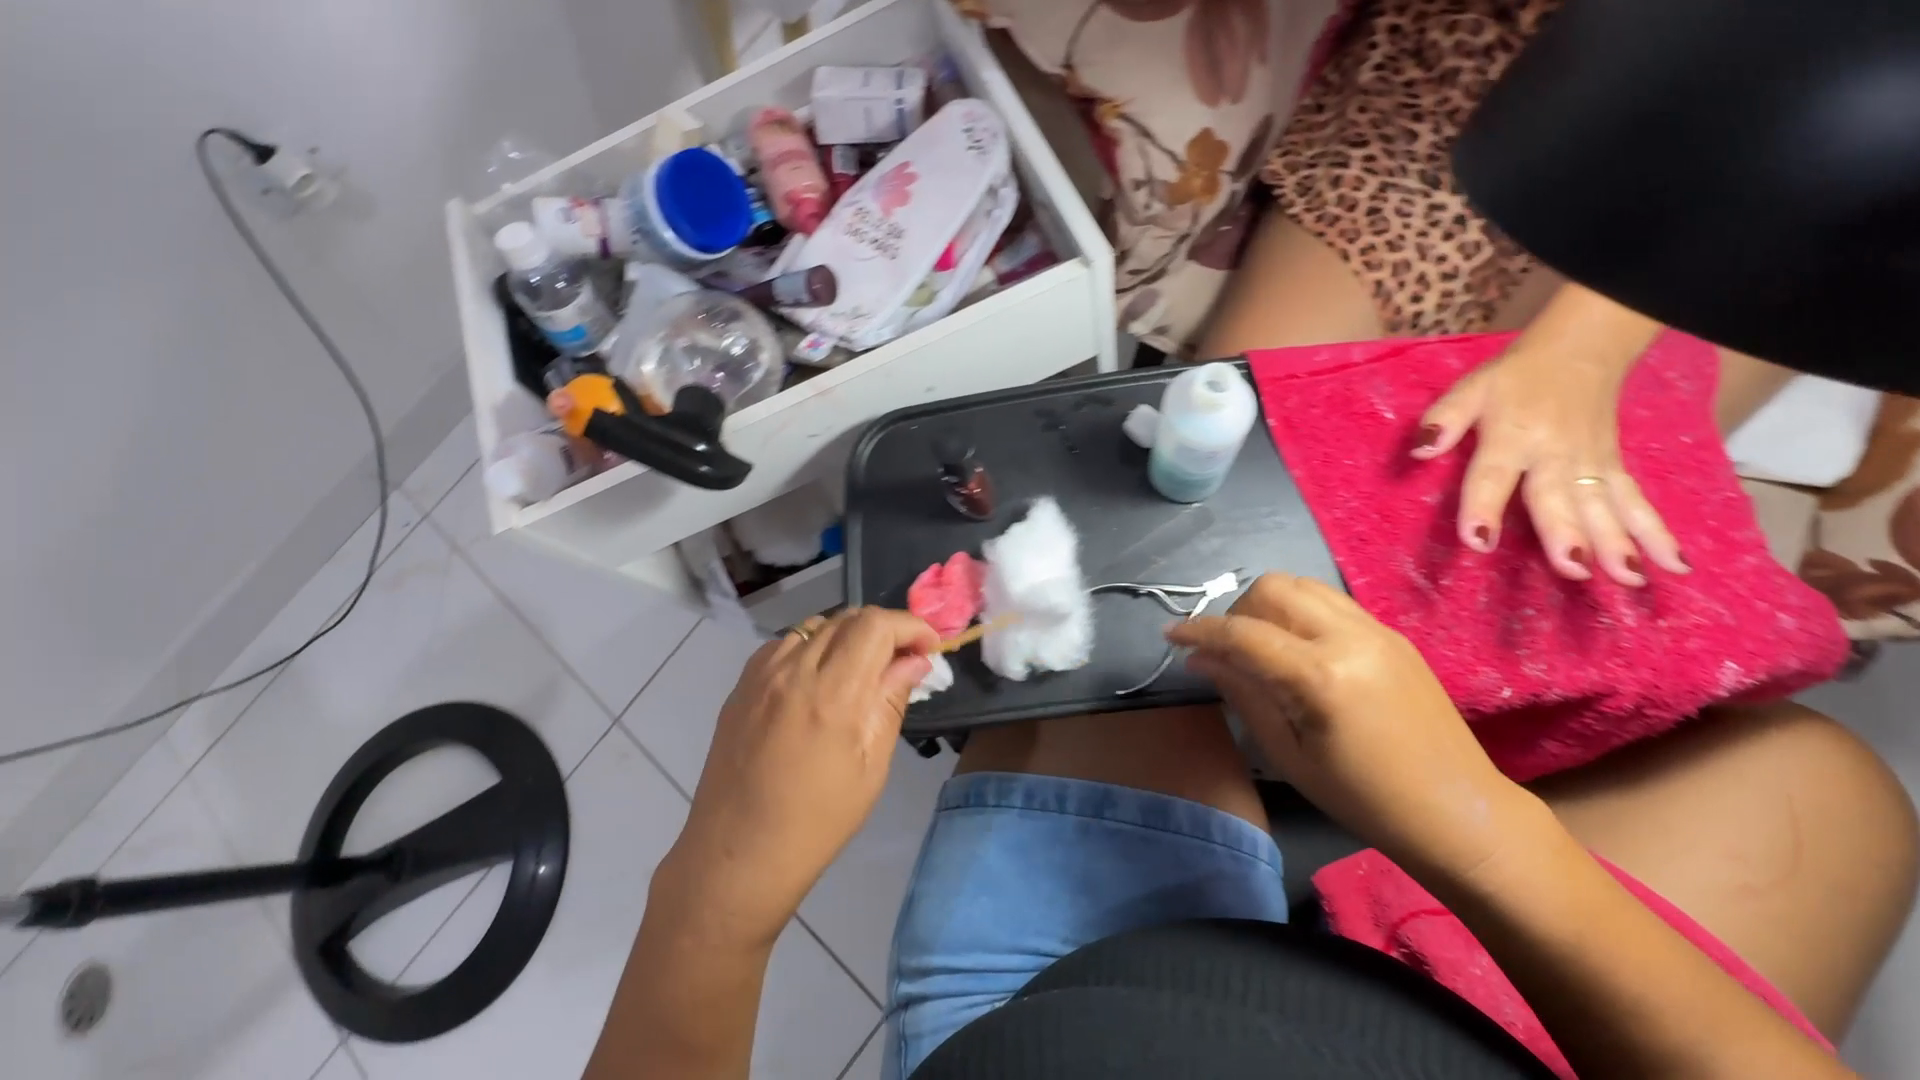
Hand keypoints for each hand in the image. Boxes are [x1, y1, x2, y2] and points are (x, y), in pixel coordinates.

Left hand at [665, 607, 937, 945]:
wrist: (738, 853)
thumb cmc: (817, 822)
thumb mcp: (870, 767)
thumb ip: (890, 702)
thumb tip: (915, 661)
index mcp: (833, 693)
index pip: (876, 625)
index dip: (910, 626)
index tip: (929, 647)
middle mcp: (793, 671)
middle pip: (847, 619)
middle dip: (884, 630)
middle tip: (903, 660)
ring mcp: (760, 676)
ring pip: (814, 627)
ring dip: (847, 636)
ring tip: (862, 670)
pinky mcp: (740, 687)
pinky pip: (783, 647)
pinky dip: (811, 649)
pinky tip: (818, 681)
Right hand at [1168, 574, 1534, 877]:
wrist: (1457, 810)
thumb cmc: (1362, 798)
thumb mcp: (1288, 755)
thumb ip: (1243, 694)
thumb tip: (1200, 659)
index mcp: (1321, 677)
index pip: (1243, 634)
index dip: (1199, 630)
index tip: (1170, 635)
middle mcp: (1349, 638)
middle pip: (1273, 588)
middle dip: (1237, 610)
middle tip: (1226, 650)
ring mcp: (1377, 630)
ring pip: (1303, 585)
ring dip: (1269, 605)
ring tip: (1260, 645)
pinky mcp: (1393, 634)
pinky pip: (1332, 602)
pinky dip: (1301, 612)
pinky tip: (1298, 650)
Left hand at [1413, 333, 1688, 586]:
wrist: (1580, 350)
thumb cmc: (1513, 379)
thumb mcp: (1470, 390)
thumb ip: (1444, 419)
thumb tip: (1420, 448)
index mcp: (1511, 436)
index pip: (1493, 475)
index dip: (1483, 507)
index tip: (1479, 540)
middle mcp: (1554, 454)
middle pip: (1559, 497)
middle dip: (1566, 533)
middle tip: (1573, 568)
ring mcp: (1590, 463)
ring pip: (1606, 505)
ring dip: (1619, 542)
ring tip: (1628, 579)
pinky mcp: (1614, 467)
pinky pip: (1636, 501)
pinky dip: (1658, 532)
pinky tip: (1674, 564)